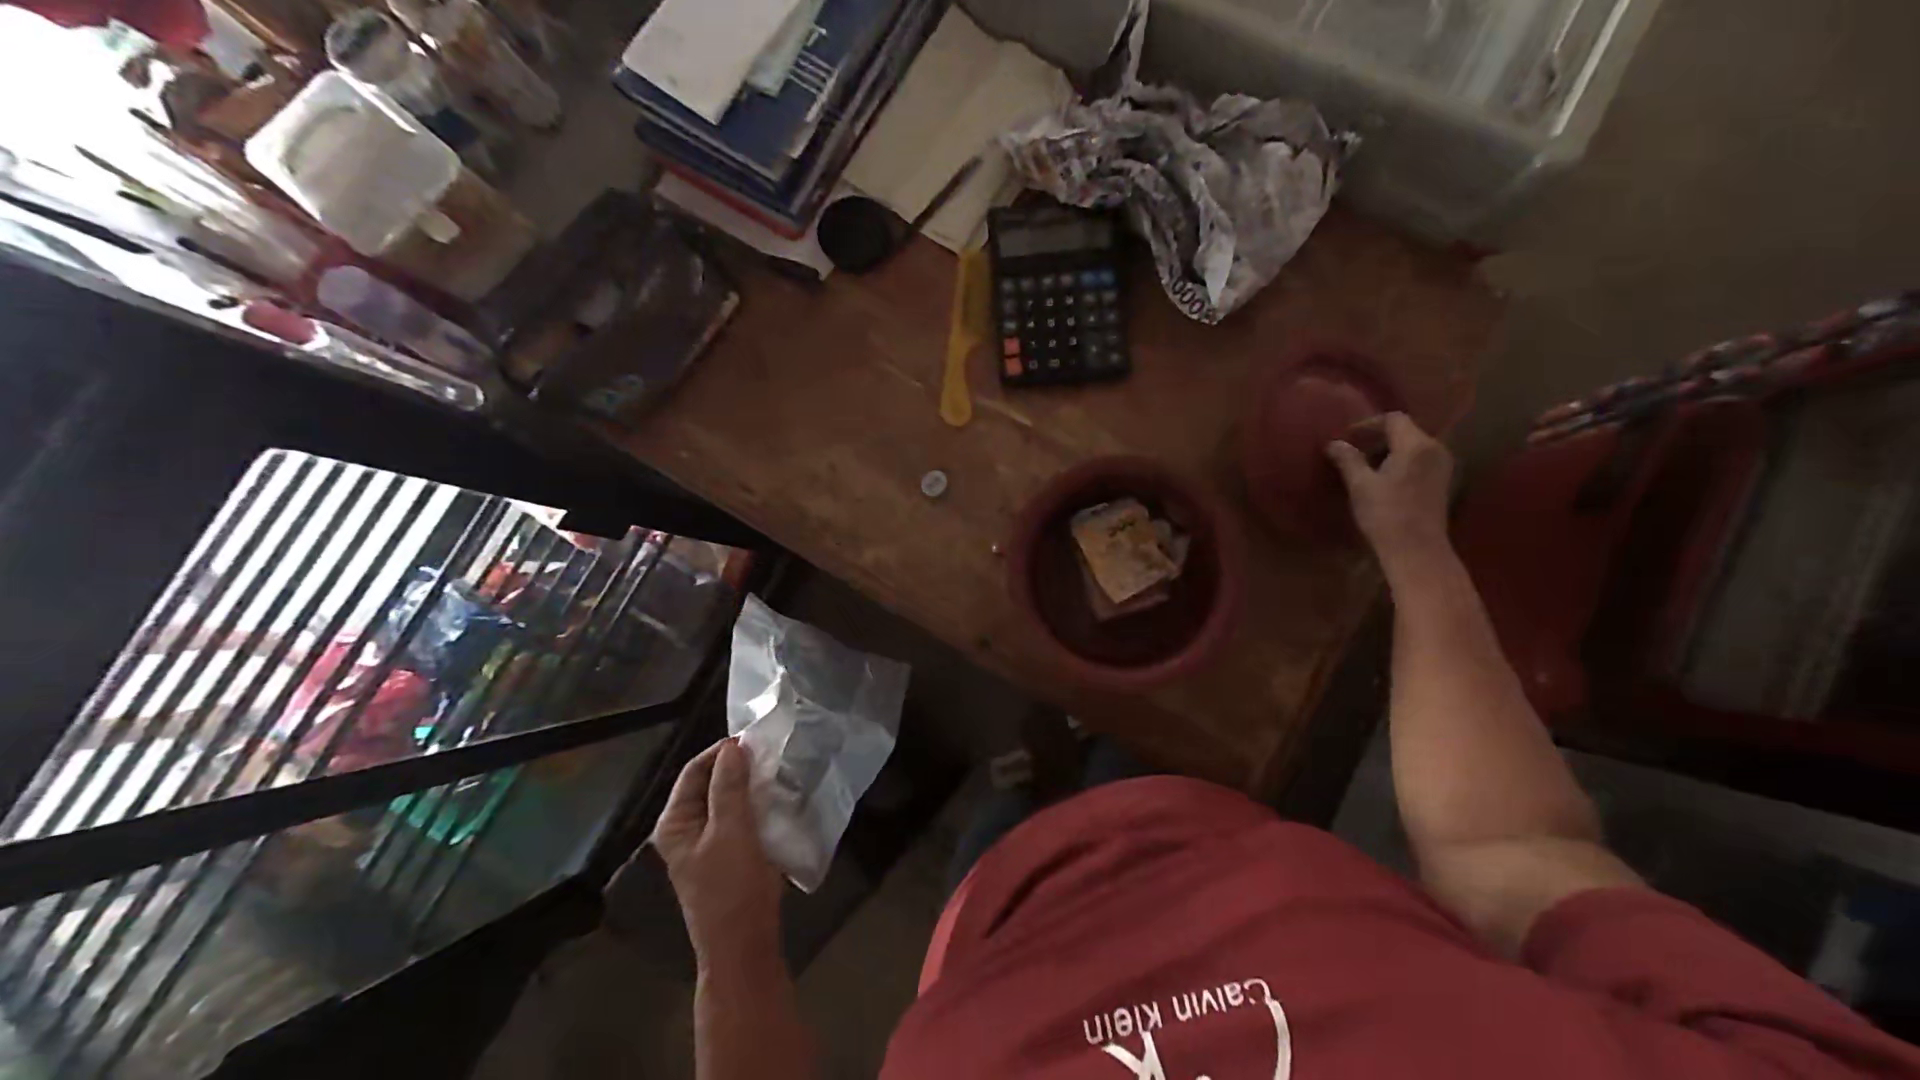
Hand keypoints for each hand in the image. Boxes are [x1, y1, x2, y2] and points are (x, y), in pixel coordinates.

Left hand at [650, 739, 782, 967]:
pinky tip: (777, 800)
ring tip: (777, 772)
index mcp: (675, 823)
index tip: (755, 739)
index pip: (694, 771)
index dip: (722, 751)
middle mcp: (685, 830)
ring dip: (749, 786)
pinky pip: (739, 819)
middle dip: (738, 767)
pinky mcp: (727, 857)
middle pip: (709, 784)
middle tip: (771, 753)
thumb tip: (733, 746)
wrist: (743, 949)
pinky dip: (755, 806)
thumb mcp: (732, 832)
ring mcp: (706, 845)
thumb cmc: (732, 889)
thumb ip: (730, 787)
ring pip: (727, 801)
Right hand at [1326, 412, 1454, 572]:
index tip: (1347, 437)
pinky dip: (1399, 462)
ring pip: (1413, 446)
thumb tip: (1334, 443)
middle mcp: (1435, 449)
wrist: (1416, 549)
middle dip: (1377, 437)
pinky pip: (1419, 460)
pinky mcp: (1441, 482)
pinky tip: (1382, 479)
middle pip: (1405, 430)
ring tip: (1363, 466)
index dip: (1368, 424)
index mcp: (1416, 445)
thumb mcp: (1360, 485)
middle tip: (1352, 451)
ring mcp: (1442, 466)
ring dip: (1388, 450)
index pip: (1394, 419)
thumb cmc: (1385, 514)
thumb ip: (1348, 459)